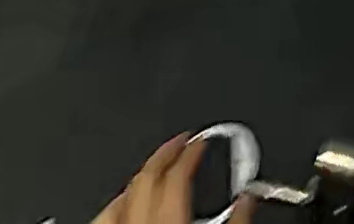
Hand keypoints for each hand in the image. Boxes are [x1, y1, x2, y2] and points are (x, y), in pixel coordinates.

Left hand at [91, 133, 256, 223]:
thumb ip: (237, 218)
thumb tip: (250, 194)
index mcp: (171, 218)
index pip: (178, 173)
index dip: (192, 149)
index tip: (201, 138)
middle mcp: (141, 223)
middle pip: (147, 178)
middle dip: (164, 151)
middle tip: (181, 138)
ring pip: (117, 200)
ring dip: (135, 179)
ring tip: (150, 166)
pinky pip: (102, 222)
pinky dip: (114, 206)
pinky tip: (122, 203)